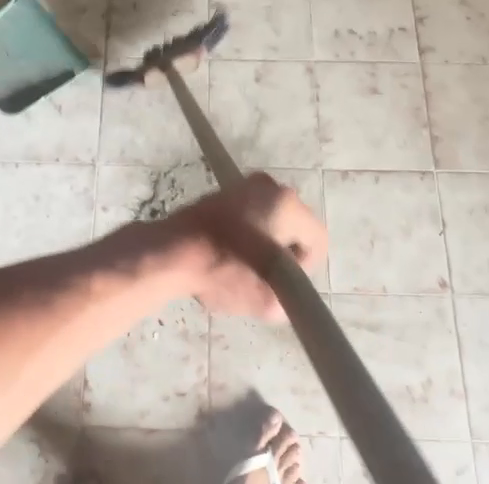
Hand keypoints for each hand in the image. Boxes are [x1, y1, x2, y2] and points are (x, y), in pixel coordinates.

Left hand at [167, 173, 327, 320]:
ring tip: (240, 268)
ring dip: (263, 245)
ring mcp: (244, 185)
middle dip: (283, 254)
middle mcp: (270, 185)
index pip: (317, 240)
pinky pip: (248, 217)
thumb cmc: (223, 271)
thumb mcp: (267, 302)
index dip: (305, 268)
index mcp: (287, 204)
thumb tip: (286, 291)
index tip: (281, 285)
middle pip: (293, 228)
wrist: (171, 251)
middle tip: (261, 278)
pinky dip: (244, 236)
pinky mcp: (222, 193)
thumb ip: (291, 298)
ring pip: (270, 222)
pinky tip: (225, 256)